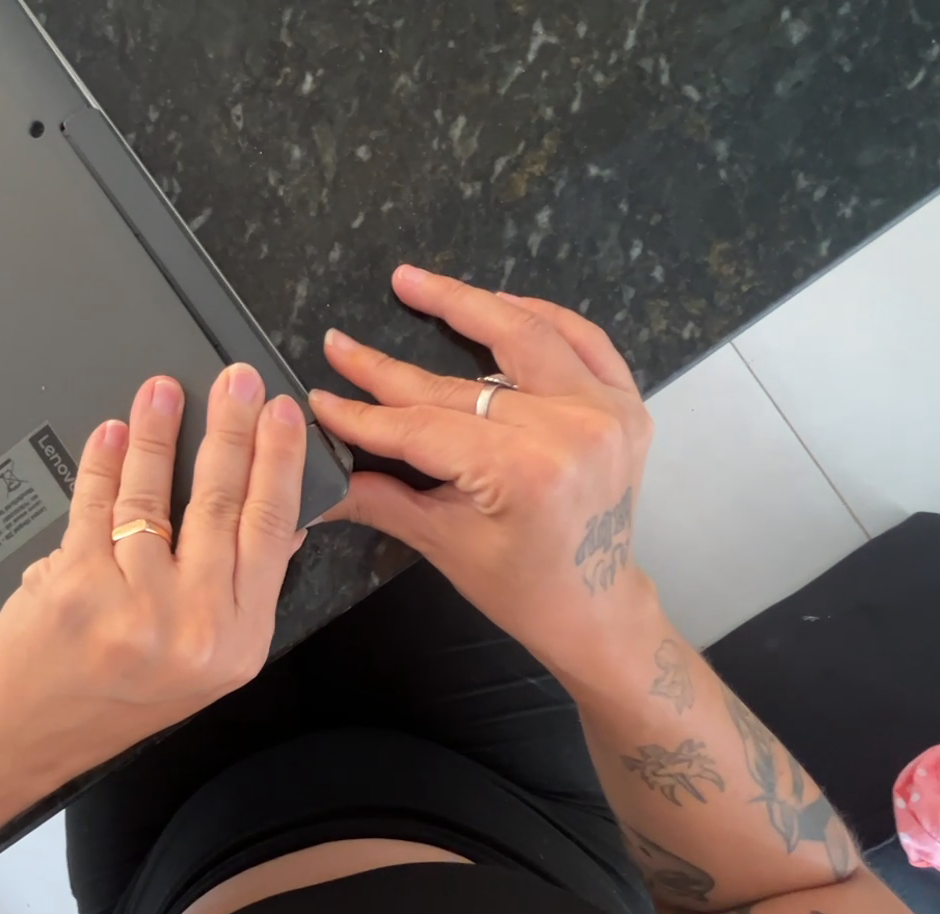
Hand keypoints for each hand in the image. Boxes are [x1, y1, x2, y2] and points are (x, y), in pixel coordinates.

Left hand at [0, 364, 308, 773]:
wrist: (26, 735)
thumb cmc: (115, 698)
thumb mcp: (206, 661)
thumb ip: (243, 592)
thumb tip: (284, 526)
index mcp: (238, 640)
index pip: (270, 530)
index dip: (279, 463)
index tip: (282, 418)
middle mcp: (195, 626)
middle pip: (222, 502)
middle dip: (234, 429)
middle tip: (239, 380)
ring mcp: (135, 606)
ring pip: (156, 495)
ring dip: (160, 432)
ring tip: (165, 392)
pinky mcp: (77, 585)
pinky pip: (97, 505)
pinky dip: (104, 463)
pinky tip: (112, 434)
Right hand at [308, 265, 657, 670]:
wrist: (594, 606)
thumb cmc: (519, 589)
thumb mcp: (442, 544)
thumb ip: (378, 499)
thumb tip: (315, 483)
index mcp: (523, 473)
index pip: (422, 427)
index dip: (365, 412)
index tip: (322, 395)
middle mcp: (569, 431)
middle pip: (458, 386)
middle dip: (388, 370)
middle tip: (341, 344)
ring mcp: (605, 412)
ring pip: (524, 336)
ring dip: (464, 304)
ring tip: (411, 280)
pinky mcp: (624, 404)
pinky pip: (582, 339)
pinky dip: (538, 316)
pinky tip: (497, 300)